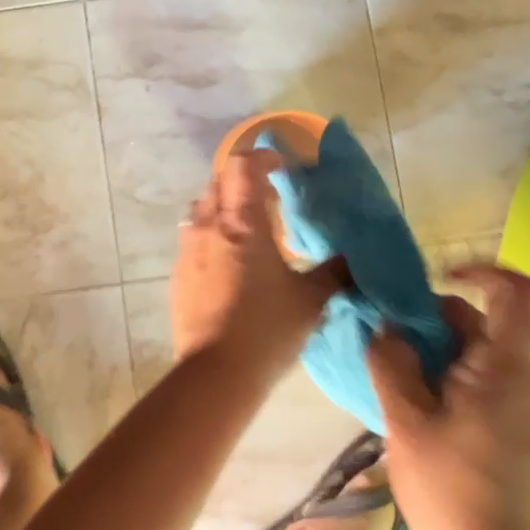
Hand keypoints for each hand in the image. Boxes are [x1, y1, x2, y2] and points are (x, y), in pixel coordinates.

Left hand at [171, 151, 346, 375]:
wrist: (216, 372)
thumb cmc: (267, 329)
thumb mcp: (309, 301)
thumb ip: (332, 274)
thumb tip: (351, 261)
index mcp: (242, 223)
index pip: (243, 166)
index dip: (261, 157)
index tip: (280, 165)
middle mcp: (209, 225)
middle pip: (219, 181)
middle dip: (242, 180)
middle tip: (269, 197)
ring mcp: (188, 248)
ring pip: (202, 207)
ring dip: (223, 205)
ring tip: (248, 226)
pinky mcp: (178, 272)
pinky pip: (192, 236)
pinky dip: (210, 233)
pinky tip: (228, 259)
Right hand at [367, 266, 529, 529]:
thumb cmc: (448, 487)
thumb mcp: (405, 418)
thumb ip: (391, 360)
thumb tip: (387, 324)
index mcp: (507, 369)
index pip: (518, 293)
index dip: (483, 269)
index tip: (437, 276)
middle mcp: (528, 380)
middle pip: (482, 323)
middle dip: (432, 323)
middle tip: (389, 345)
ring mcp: (528, 406)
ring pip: (478, 353)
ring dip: (436, 354)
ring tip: (396, 380)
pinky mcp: (520, 429)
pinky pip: (485, 380)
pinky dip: (450, 377)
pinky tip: (417, 405)